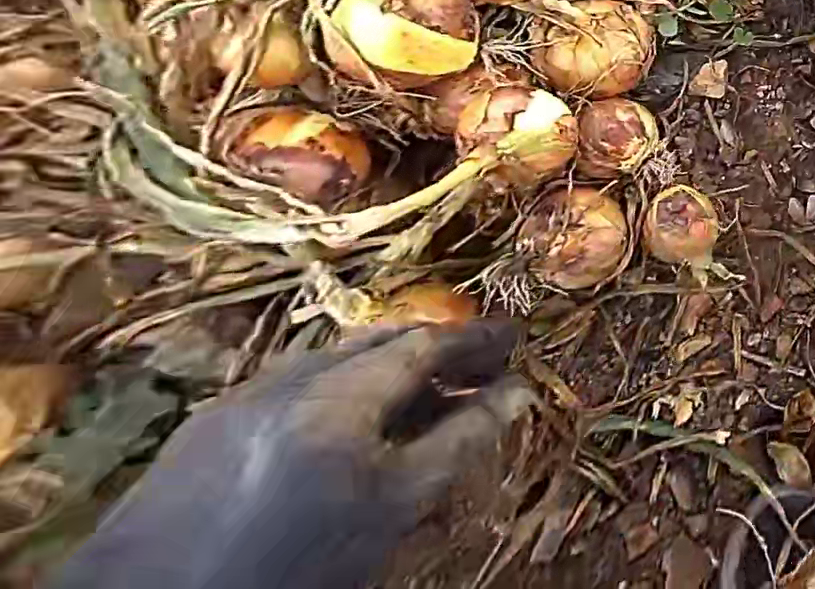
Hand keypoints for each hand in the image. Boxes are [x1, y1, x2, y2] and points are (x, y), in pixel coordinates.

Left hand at [54, 321, 533, 588]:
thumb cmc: (294, 564)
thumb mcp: (396, 504)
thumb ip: (463, 437)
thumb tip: (520, 390)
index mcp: (333, 396)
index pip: (424, 343)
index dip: (476, 339)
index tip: (517, 340)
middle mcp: (285, 381)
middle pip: (380, 341)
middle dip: (437, 348)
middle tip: (480, 365)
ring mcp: (238, 402)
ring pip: (338, 360)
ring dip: (393, 367)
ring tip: (428, 395)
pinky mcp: (205, 430)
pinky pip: (298, 385)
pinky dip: (348, 388)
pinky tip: (360, 422)